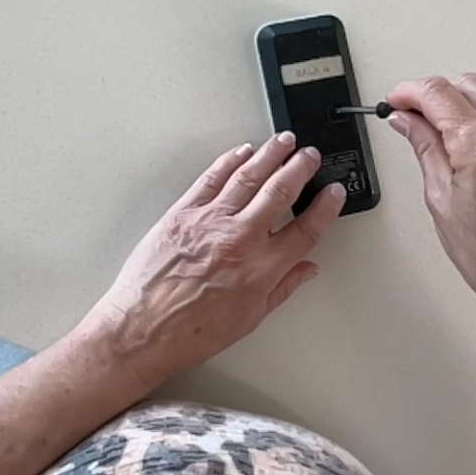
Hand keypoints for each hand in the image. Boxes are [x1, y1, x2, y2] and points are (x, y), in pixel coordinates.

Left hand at [81, 133, 346, 390]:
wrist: (141, 329)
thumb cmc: (190, 333)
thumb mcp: (249, 319)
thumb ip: (283, 288)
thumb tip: (306, 268)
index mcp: (261, 269)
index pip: (306, 229)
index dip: (326, 207)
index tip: (335, 192)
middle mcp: (239, 239)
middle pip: (280, 191)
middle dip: (301, 168)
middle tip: (311, 156)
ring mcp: (210, 221)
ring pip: (248, 176)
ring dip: (270, 154)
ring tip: (284, 142)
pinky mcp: (183, 212)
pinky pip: (212, 178)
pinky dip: (229, 160)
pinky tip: (242, 152)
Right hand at [386, 74, 475, 346]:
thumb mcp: (440, 198)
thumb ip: (424, 146)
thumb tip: (406, 120)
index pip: (438, 93)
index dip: (410, 92)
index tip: (397, 100)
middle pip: (469, 84)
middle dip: (437, 94)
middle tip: (416, 114)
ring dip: (467, 110)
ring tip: (450, 140)